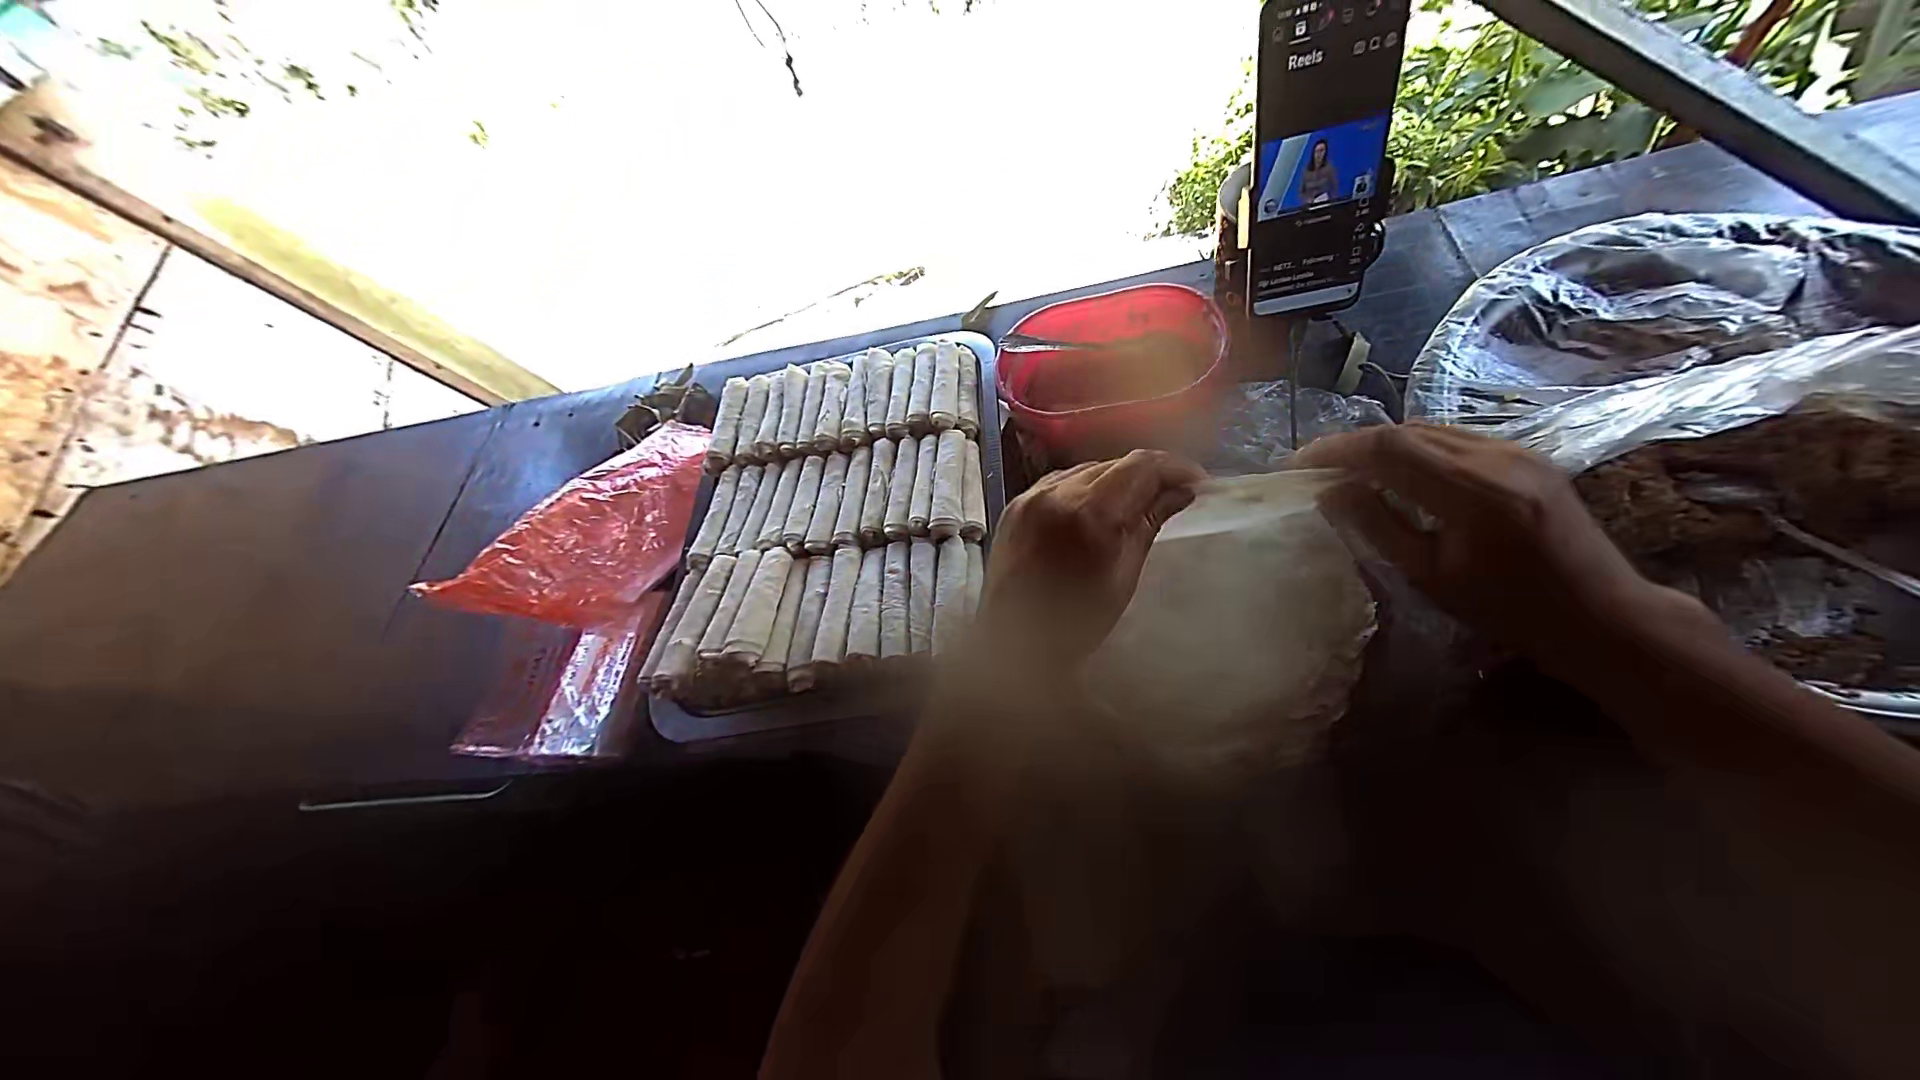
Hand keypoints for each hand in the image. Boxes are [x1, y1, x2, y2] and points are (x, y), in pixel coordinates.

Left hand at [980, 449, 1204, 666]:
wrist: (1010, 642)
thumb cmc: (1074, 623)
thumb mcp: (1123, 578)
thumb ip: (1148, 525)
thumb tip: (1179, 493)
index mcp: (1089, 514)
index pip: (1140, 466)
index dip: (1174, 467)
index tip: (1196, 481)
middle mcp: (1056, 494)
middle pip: (1113, 464)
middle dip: (1148, 474)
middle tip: (1172, 493)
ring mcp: (1030, 497)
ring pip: (1086, 469)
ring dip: (1116, 479)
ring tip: (1137, 501)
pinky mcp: (1015, 506)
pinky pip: (1058, 482)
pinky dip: (1084, 488)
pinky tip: (1096, 507)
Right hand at [1296, 424, 1685, 667]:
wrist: (1602, 613)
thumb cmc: (1507, 608)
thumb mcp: (1428, 575)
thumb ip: (1376, 526)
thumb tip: (1331, 492)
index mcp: (1474, 493)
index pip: (1389, 448)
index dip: (1336, 450)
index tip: (1299, 464)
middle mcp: (1499, 458)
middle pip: (1407, 430)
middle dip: (1353, 445)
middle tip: (1317, 468)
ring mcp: (1518, 451)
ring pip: (1430, 430)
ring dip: (1383, 445)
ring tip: (1349, 470)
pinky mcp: (1527, 456)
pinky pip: (1455, 439)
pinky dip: (1414, 449)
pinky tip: (1397, 472)